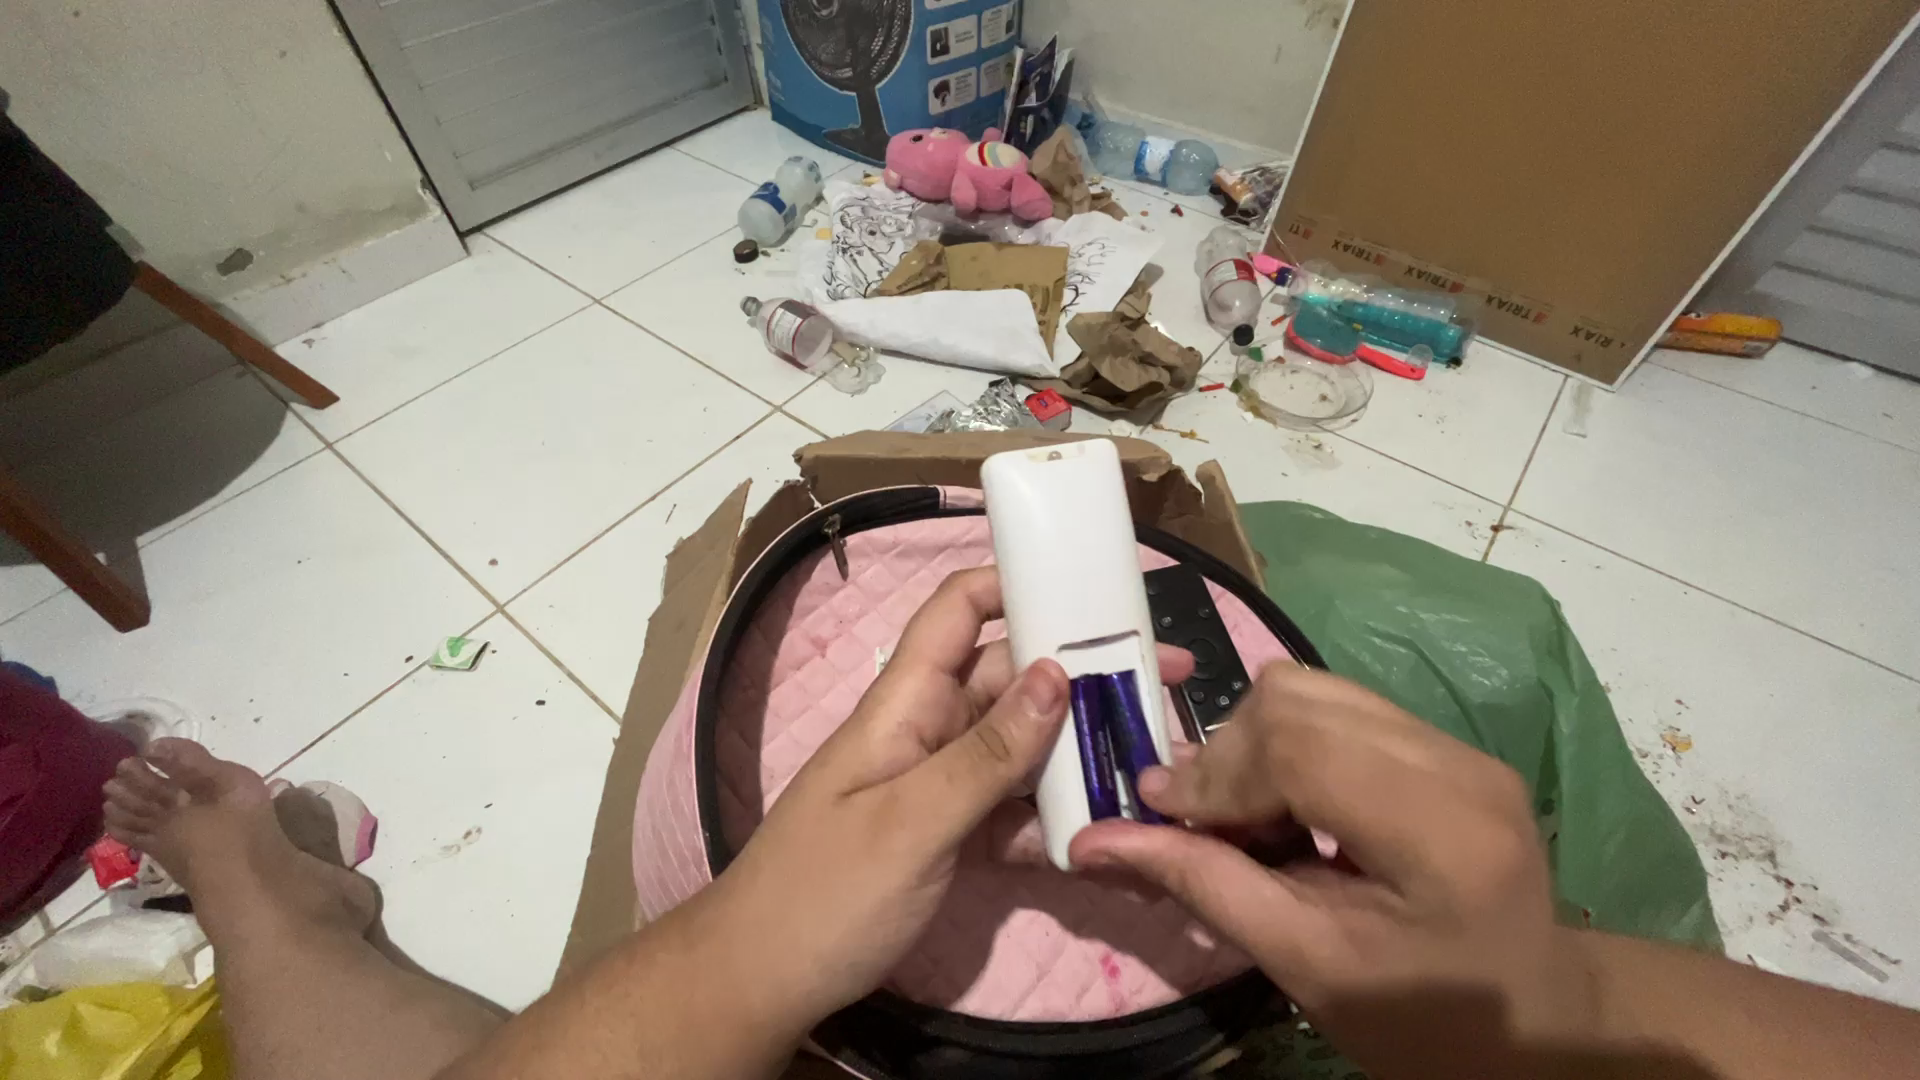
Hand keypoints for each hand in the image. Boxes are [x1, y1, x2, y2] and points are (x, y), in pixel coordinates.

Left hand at [706, 567, 1193, 1024]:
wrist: (762, 983)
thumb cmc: (825, 892)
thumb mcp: (911, 822)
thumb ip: (987, 752)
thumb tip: (1056, 672)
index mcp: (907, 700)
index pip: (958, 609)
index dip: (1015, 585)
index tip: (1090, 591)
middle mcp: (929, 725)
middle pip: (1010, 676)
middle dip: (1080, 672)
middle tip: (1164, 680)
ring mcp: (943, 779)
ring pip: (1022, 742)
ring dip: (1079, 748)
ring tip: (1153, 754)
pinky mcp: (953, 829)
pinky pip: (1014, 803)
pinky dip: (1054, 811)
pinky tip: (1104, 828)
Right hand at [1071, 666, 1593, 1079]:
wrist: (1541, 1022)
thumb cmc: (1424, 1018)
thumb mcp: (1305, 965)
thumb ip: (1201, 885)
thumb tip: (1094, 840)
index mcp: (1439, 831)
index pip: (1298, 749)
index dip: (1214, 773)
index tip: (1160, 809)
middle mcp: (1455, 763)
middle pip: (1294, 699)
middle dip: (1226, 751)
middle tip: (1201, 815)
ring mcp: (1454, 743)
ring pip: (1306, 686)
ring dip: (1250, 737)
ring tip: (1241, 802)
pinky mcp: (1441, 739)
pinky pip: (1330, 702)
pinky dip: (1282, 736)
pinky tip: (1283, 791)